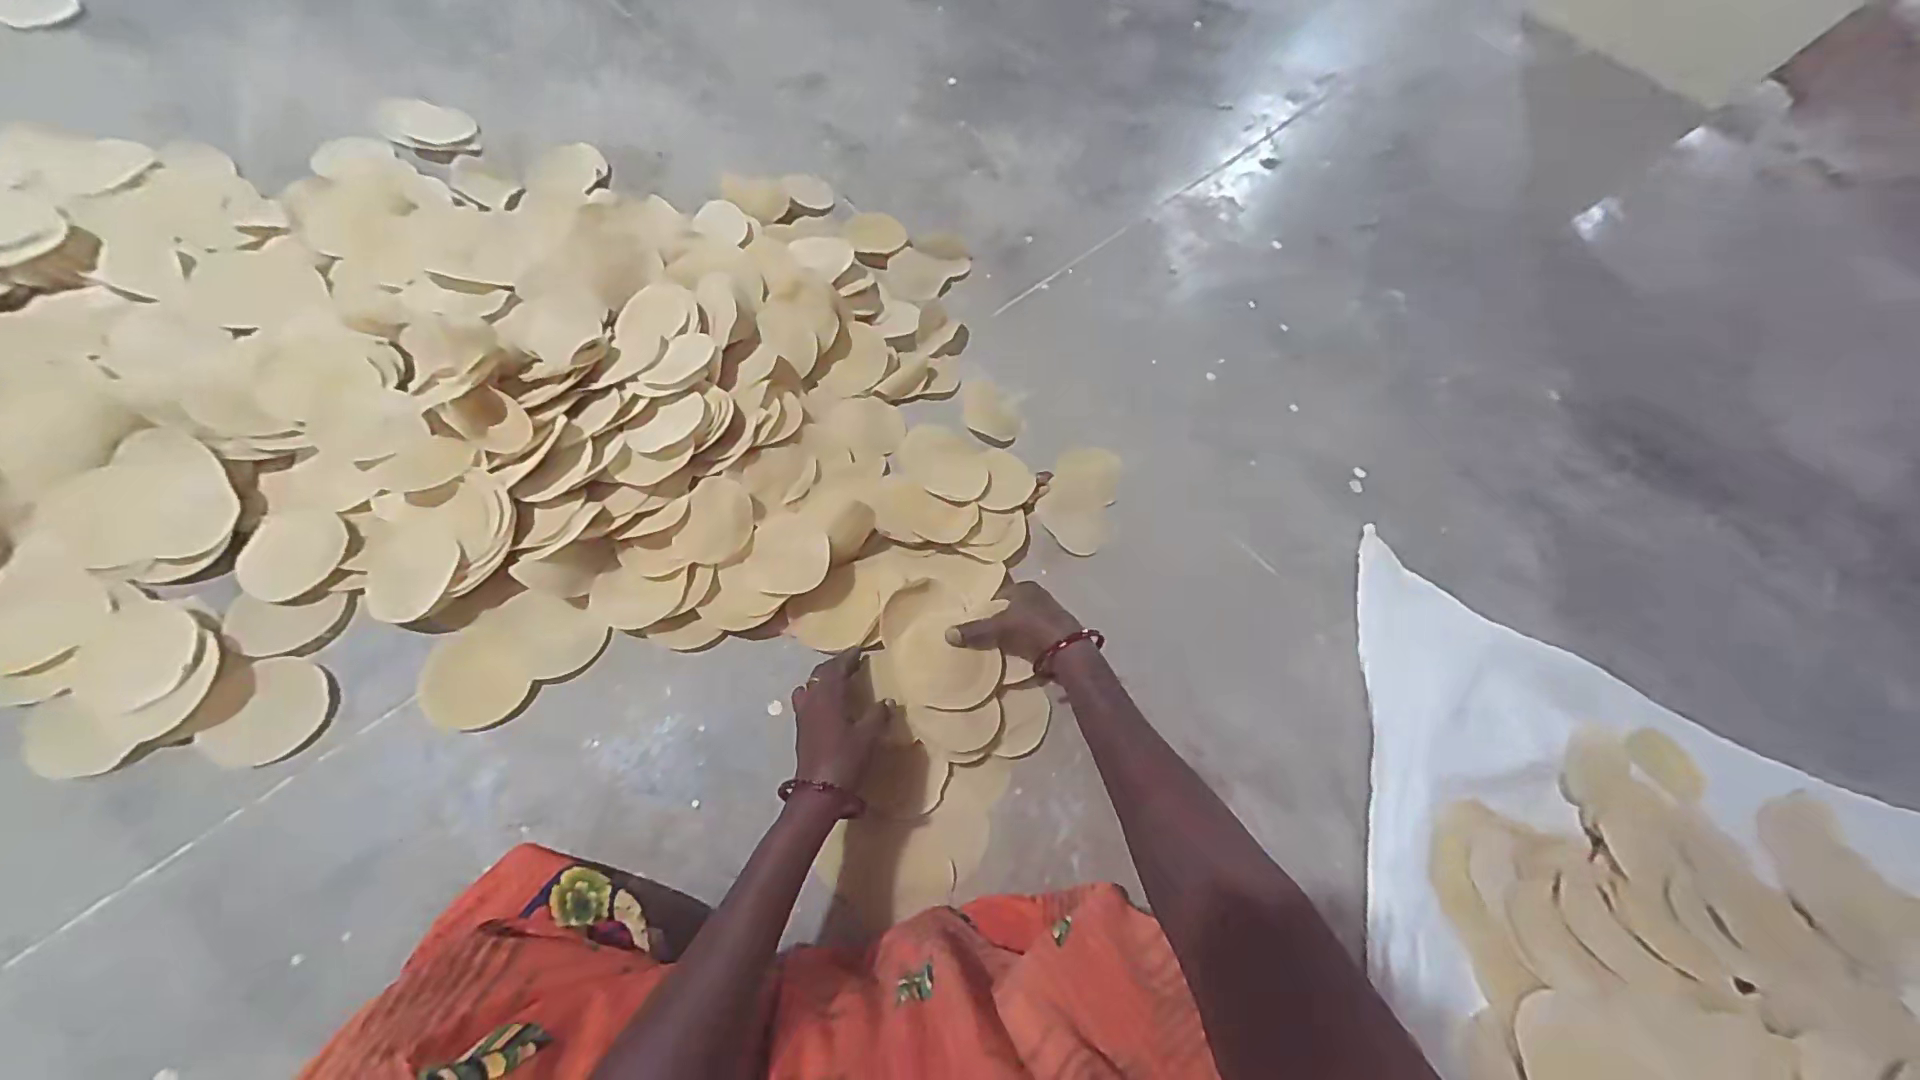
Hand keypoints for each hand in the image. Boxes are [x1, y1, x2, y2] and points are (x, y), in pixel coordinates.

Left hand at [791, 648, 888, 790]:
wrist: (818, 791)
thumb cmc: (845, 759)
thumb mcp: (868, 736)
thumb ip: (878, 715)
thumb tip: (886, 700)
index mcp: (829, 697)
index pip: (836, 669)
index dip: (848, 658)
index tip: (859, 650)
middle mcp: (812, 700)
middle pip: (820, 674)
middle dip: (835, 665)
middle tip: (851, 661)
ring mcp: (803, 714)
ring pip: (811, 685)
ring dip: (823, 678)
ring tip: (837, 678)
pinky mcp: (801, 728)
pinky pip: (807, 699)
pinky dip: (817, 692)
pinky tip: (826, 702)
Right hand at [944, 580, 1083, 660]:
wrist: (1068, 652)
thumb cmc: (1031, 629)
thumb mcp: (999, 629)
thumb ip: (974, 631)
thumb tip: (947, 634)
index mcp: (1026, 588)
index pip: (1000, 594)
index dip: (988, 606)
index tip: (976, 619)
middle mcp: (1040, 597)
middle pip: (1013, 608)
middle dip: (1001, 620)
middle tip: (984, 634)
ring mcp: (1051, 615)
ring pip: (1024, 623)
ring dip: (1014, 633)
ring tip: (998, 646)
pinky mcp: (1058, 634)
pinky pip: (1034, 637)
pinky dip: (1026, 644)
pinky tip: (1017, 654)